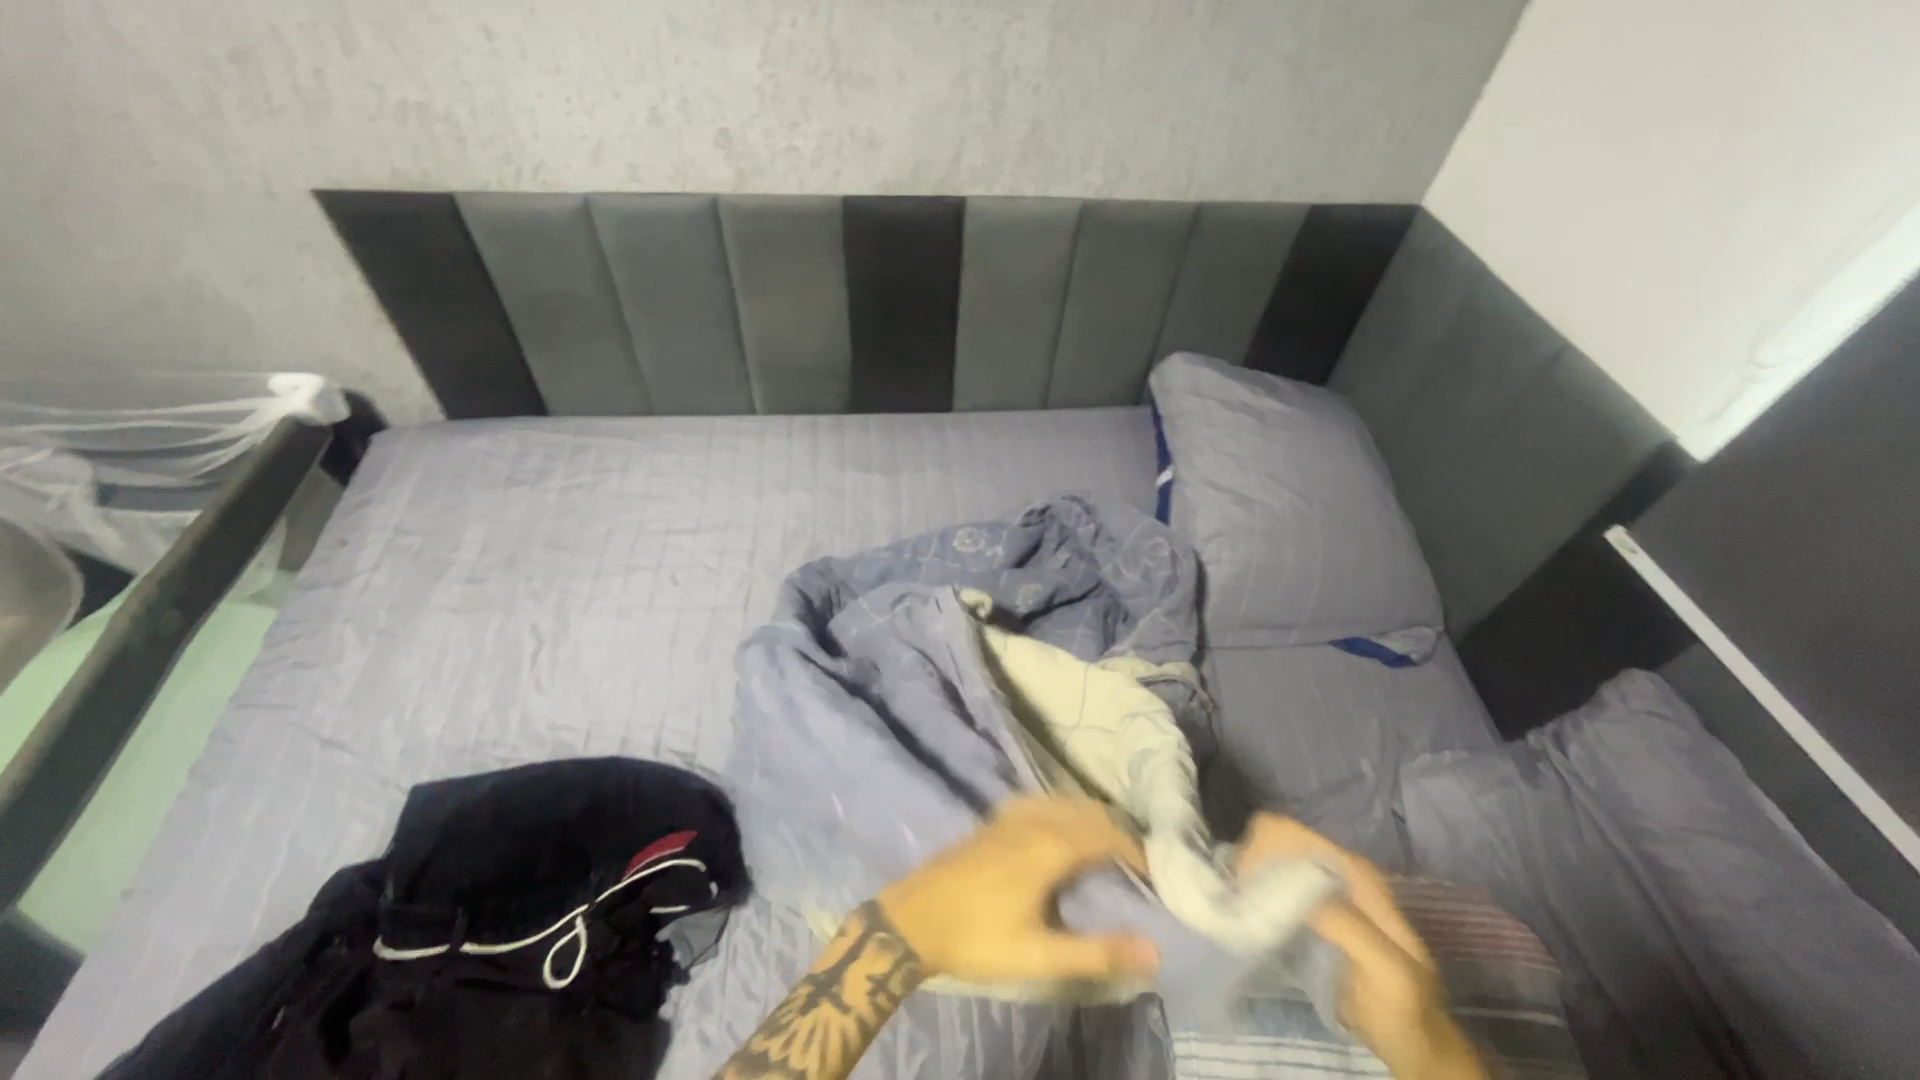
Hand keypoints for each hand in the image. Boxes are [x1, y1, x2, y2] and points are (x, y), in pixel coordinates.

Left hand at [878, 795, 1161, 982]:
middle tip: (1136, 863)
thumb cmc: (976, 939)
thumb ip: (1096, 952)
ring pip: (1062, 803)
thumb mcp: (1038, 955)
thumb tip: (1153, 950)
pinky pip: (1038, 803)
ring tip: (1105, 848)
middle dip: (1116, 830)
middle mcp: (1033, 822)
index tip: (1155, 871)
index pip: (1106, 834)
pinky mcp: (990, 823)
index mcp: (1049, 847)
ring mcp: (1008, 818)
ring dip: (1089, 818)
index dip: (1136, 849)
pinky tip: (1057, 830)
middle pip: (1087, 812)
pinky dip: (1061, 811)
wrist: (911, 921)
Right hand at [1237, 815, 1485, 1079]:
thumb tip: (1296, 893)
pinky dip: (1258, 905)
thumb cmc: (1405, 1006)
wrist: (1415, 1046)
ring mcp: (1324, 901)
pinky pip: (1277, 900)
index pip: (1302, 837)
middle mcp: (1337, 878)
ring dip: (1251, 884)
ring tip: (1233, 910)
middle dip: (1253, 864)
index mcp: (1358, 877)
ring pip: (1276, 873)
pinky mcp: (1311, 924)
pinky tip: (1243, 922)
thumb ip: (1349, 927)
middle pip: (1282, 849)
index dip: (1267, 844)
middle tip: (1234, 899)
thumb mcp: (1387, 969)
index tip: (1241, 873)